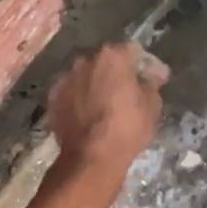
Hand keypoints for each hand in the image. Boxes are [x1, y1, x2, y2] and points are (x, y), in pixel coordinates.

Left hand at [48, 43, 168, 171]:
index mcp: (112, 56)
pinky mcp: (52, 97)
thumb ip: (152, 82)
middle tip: (126, 90)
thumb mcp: (152, 105)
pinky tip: (87, 113)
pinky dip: (79, 97)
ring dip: (95, 83)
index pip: (133, 50)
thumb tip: (154, 72)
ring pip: (86, 75)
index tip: (151, 78)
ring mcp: (65, 78)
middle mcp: (85, 60)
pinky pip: (71, 91)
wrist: (90, 157)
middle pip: (105, 60)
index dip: (144, 64)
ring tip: (104, 103)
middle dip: (116, 71)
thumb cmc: (127, 128)